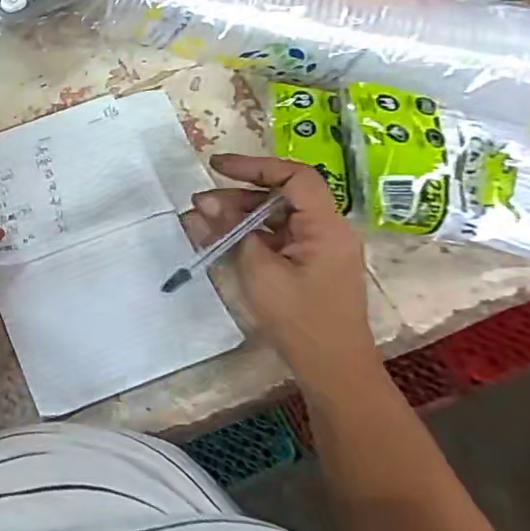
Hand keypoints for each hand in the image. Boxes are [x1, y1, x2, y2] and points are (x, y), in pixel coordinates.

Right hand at [189, 154, 379, 388]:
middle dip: (237, 194)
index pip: (296, 178)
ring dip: (238, 214)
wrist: (331, 364)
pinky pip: (274, 235)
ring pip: (275, 215)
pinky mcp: (306, 262)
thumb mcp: (258, 270)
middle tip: (199, 205)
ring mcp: (317, 247)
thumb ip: (232, 231)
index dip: (255, 166)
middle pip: (281, 195)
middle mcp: (326, 230)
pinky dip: (246, 233)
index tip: (215, 166)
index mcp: (326, 227)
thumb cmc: (299, 317)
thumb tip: (204, 201)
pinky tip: (218, 238)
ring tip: (202, 222)